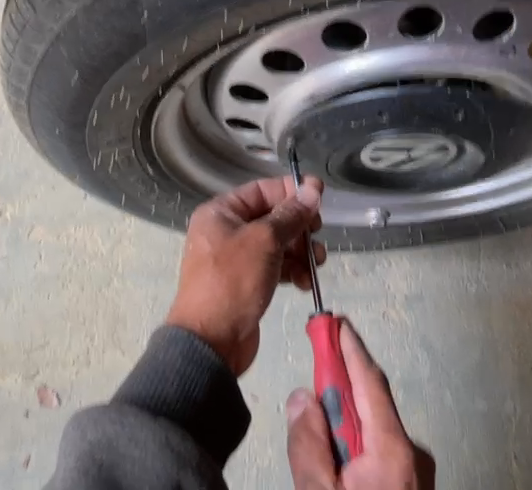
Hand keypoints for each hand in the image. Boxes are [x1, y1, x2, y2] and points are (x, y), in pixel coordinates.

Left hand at [165, 176, 325, 375]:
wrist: (210, 343)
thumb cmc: (232, 281)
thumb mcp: (264, 241)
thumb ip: (291, 215)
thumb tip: (313, 189)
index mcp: (221, 212)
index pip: (263, 189)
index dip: (292, 190)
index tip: (321, 195)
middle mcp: (227, 231)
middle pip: (273, 216)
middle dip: (299, 226)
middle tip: (317, 234)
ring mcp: (237, 258)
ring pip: (278, 243)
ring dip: (300, 250)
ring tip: (316, 263)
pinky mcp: (247, 282)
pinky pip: (275, 266)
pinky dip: (293, 270)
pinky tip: (306, 282)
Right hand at [286, 320, 435, 489]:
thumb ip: (308, 446)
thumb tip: (301, 397)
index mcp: (393, 449)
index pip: (369, 381)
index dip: (349, 348)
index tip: (331, 321)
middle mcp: (413, 451)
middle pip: (371, 404)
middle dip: (340, 385)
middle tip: (316, 366)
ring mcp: (417, 469)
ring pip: (374, 429)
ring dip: (346, 421)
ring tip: (318, 432)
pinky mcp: (413, 484)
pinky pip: (381, 450)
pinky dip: (357, 444)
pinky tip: (337, 461)